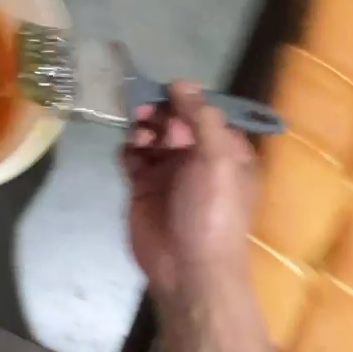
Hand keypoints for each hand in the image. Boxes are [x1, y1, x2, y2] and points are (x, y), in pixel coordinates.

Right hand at [124, 82, 257, 298]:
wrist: (188, 269)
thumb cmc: (212, 211)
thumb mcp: (218, 159)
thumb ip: (200, 117)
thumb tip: (181, 82)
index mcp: (225, 151)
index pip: (204, 112)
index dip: (186, 99)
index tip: (166, 91)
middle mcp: (196, 157)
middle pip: (173, 120)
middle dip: (159, 111)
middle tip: (144, 110)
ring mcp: (167, 172)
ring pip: (150, 135)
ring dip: (142, 127)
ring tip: (138, 133)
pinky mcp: (142, 186)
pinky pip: (132, 156)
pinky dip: (128, 148)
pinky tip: (129, 151)